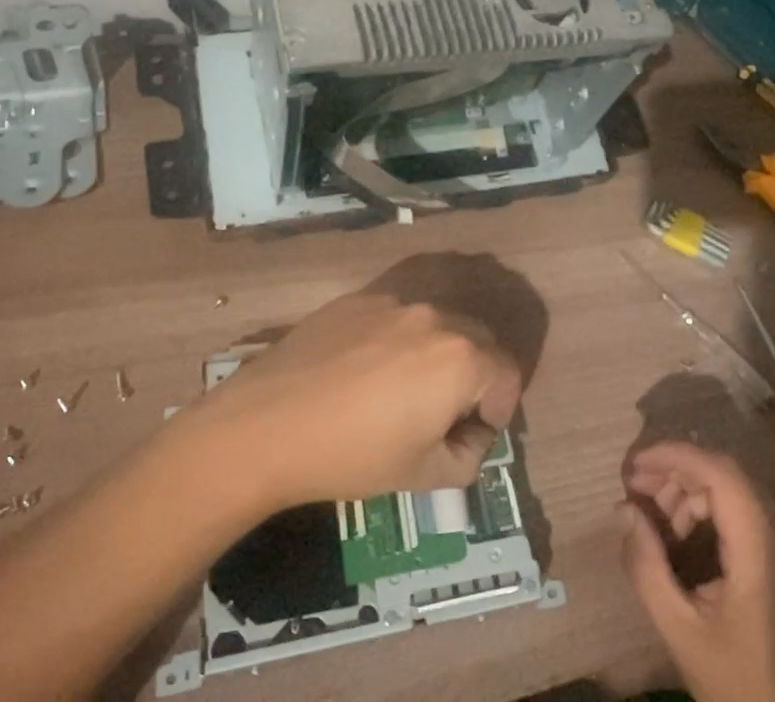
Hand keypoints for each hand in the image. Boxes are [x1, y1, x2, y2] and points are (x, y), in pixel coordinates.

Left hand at [183, 292, 521, 508]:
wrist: (265, 426)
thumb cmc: (352, 455)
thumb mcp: (424, 475)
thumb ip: (470, 455)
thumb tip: (472, 433)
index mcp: (463, 358)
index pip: (508, 374)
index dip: (500, 409)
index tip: (474, 433)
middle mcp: (436, 317)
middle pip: (480, 340)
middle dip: (476, 375)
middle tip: (445, 412)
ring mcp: (394, 301)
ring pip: (440, 322)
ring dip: (441, 351)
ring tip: (408, 387)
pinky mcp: (357, 298)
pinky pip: (399, 313)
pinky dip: (403, 336)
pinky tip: (370, 368)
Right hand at [621, 442, 774, 701]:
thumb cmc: (747, 680)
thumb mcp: (683, 632)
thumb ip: (648, 568)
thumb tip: (624, 512)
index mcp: (761, 543)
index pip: (718, 471)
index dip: (673, 456)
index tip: (632, 466)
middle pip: (726, 475)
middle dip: (675, 474)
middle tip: (633, 493)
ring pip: (736, 491)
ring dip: (691, 493)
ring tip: (651, 520)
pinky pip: (748, 513)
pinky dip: (711, 512)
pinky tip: (683, 537)